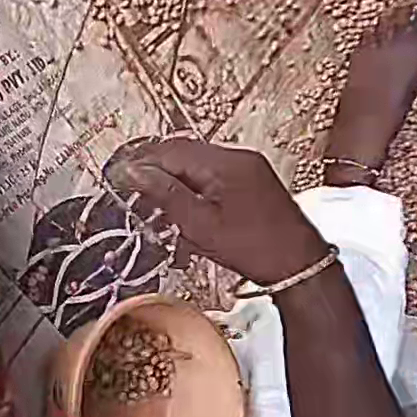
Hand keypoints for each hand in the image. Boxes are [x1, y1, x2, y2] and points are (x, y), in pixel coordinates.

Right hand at [111, 139, 331, 285]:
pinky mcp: (250, 178)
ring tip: (149, 198)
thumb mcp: (199, 225)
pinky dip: (190, 182)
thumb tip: (132, 171)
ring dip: (170, 175)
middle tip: (127, 184)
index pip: (170, 152)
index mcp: (224, 164)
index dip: (140, 162)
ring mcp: (246, 166)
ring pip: (195, 161)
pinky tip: (178, 202)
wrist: (298, 265)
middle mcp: (236, 157)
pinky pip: (210, 171)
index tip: (117, 175)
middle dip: (152, 167)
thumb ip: (165, 193)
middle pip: (182, 151)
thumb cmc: (252, 248)